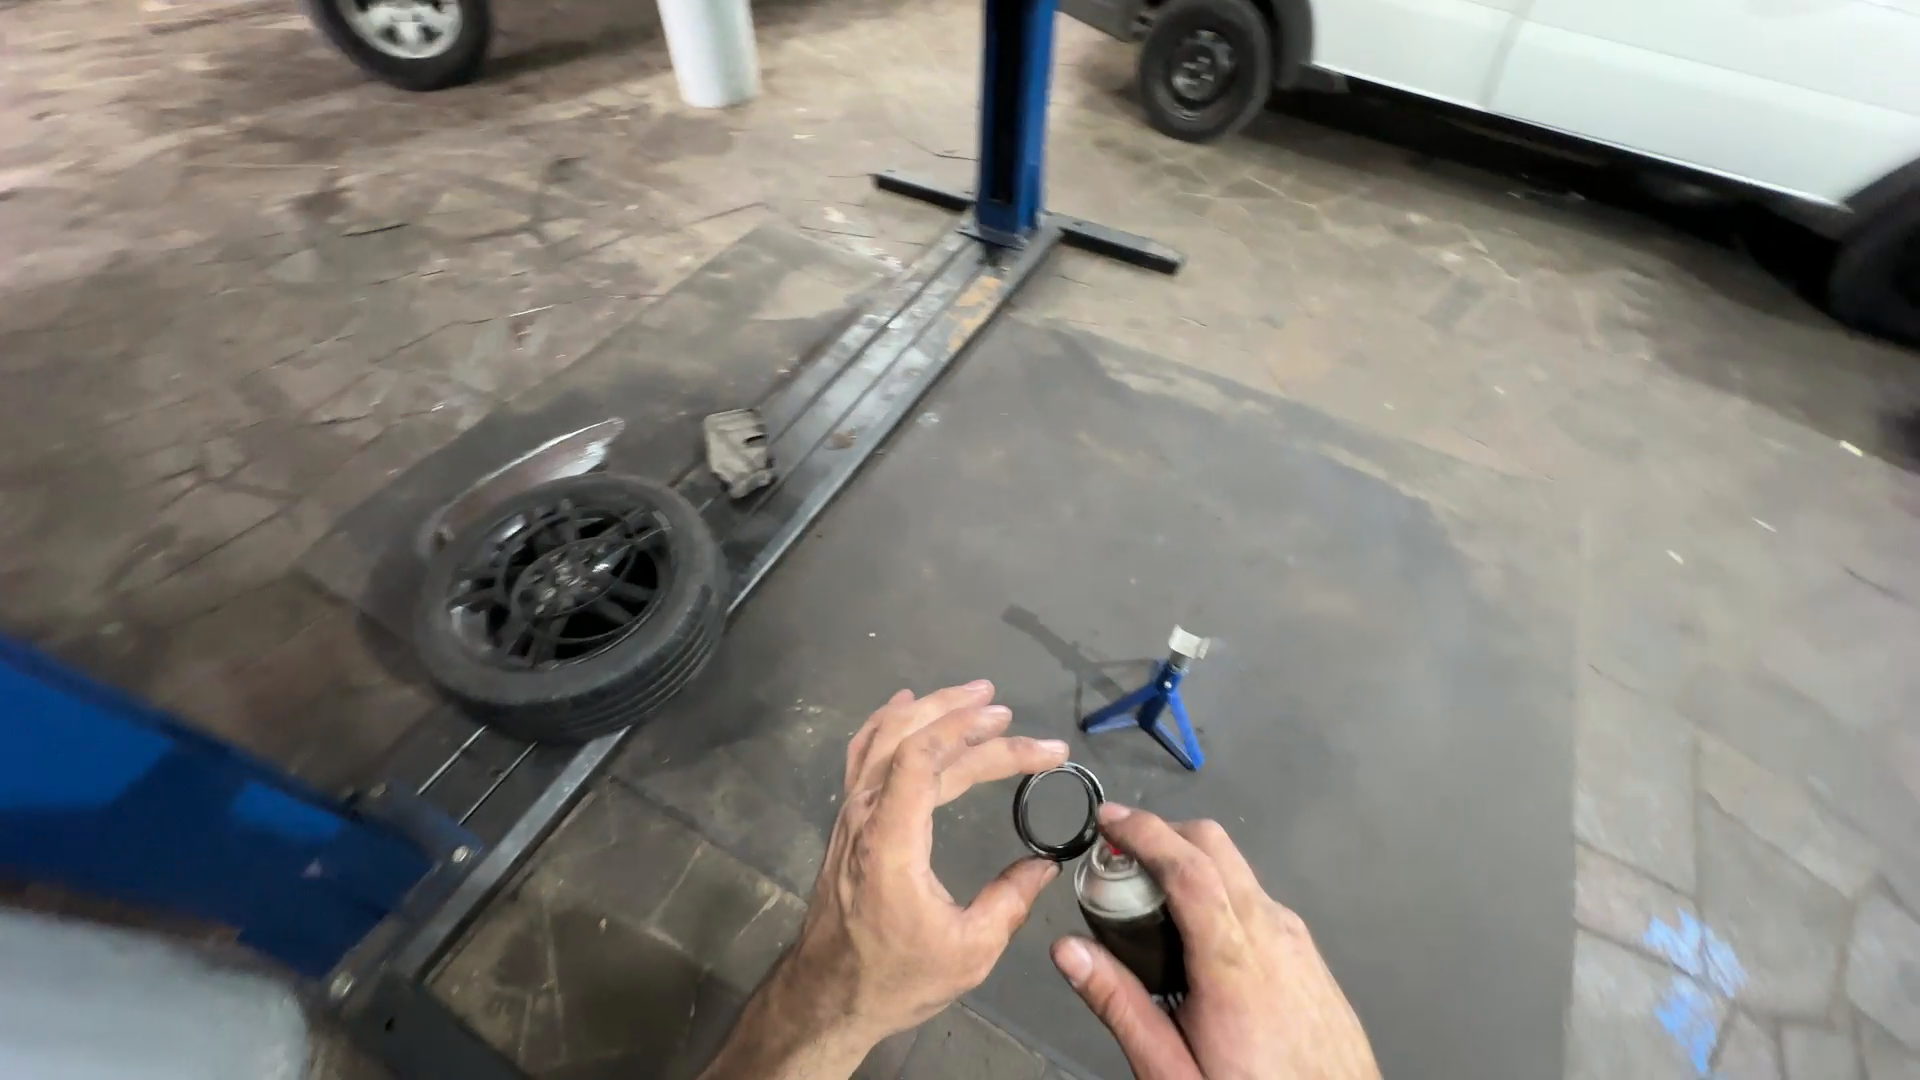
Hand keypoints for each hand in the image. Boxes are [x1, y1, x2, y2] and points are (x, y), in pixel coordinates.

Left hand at [699, 681, 1069, 1079]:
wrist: (827, 993)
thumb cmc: (896, 975)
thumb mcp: (968, 951)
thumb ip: (1010, 900)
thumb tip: (1046, 863)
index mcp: (890, 840)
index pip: (926, 759)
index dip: (976, 737)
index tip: (1022, 735)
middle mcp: (865, 811)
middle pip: (912, 740)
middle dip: (963, 718)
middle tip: (1006, 710)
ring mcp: (851, 809)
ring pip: (885, 735)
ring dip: (930, 707)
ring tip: (972, 694)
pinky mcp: (849, 815)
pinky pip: (864, 750)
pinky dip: (888, 719)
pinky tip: (907, 703)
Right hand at [1051, 805, 1379, 1079]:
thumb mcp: (1174, 1075)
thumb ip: (1121, 1005)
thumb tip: (1066, 948)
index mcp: (1233, 964)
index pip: (1189, 868)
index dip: (1145, 832)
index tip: (1107, 818)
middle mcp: (1271, 934)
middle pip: (1215, 846)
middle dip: (1163, 831)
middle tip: (1120, 851)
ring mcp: (1296, 940)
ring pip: (1236, 867)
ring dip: (1190, 858)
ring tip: (1151, 894)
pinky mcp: (1309, 953)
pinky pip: (1255, 896)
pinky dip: (1217, 886)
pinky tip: (1197, 933)